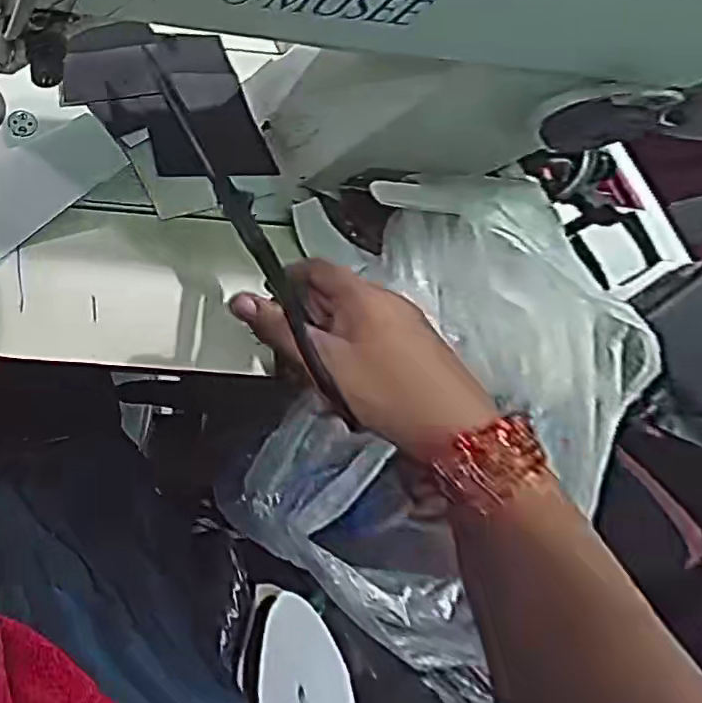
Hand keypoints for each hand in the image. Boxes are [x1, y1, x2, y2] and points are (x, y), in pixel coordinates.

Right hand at [228, 259, 498, 462]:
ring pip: (347, 316)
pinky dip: (347, 347)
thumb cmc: (388, 393)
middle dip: (301, 314)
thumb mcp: (319, 359)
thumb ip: (276, 327)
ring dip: (323, 335)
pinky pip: (368, 334)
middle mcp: (387, 301)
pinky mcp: (416, 347)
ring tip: (316, 369)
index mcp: (362, 295)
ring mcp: (406, 324)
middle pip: (329, 292)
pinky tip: (344, 378)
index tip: (267, 299)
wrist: (459, 435)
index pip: (314, 267)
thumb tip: (242, 302)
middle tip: (286, 344)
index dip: (285, 278)